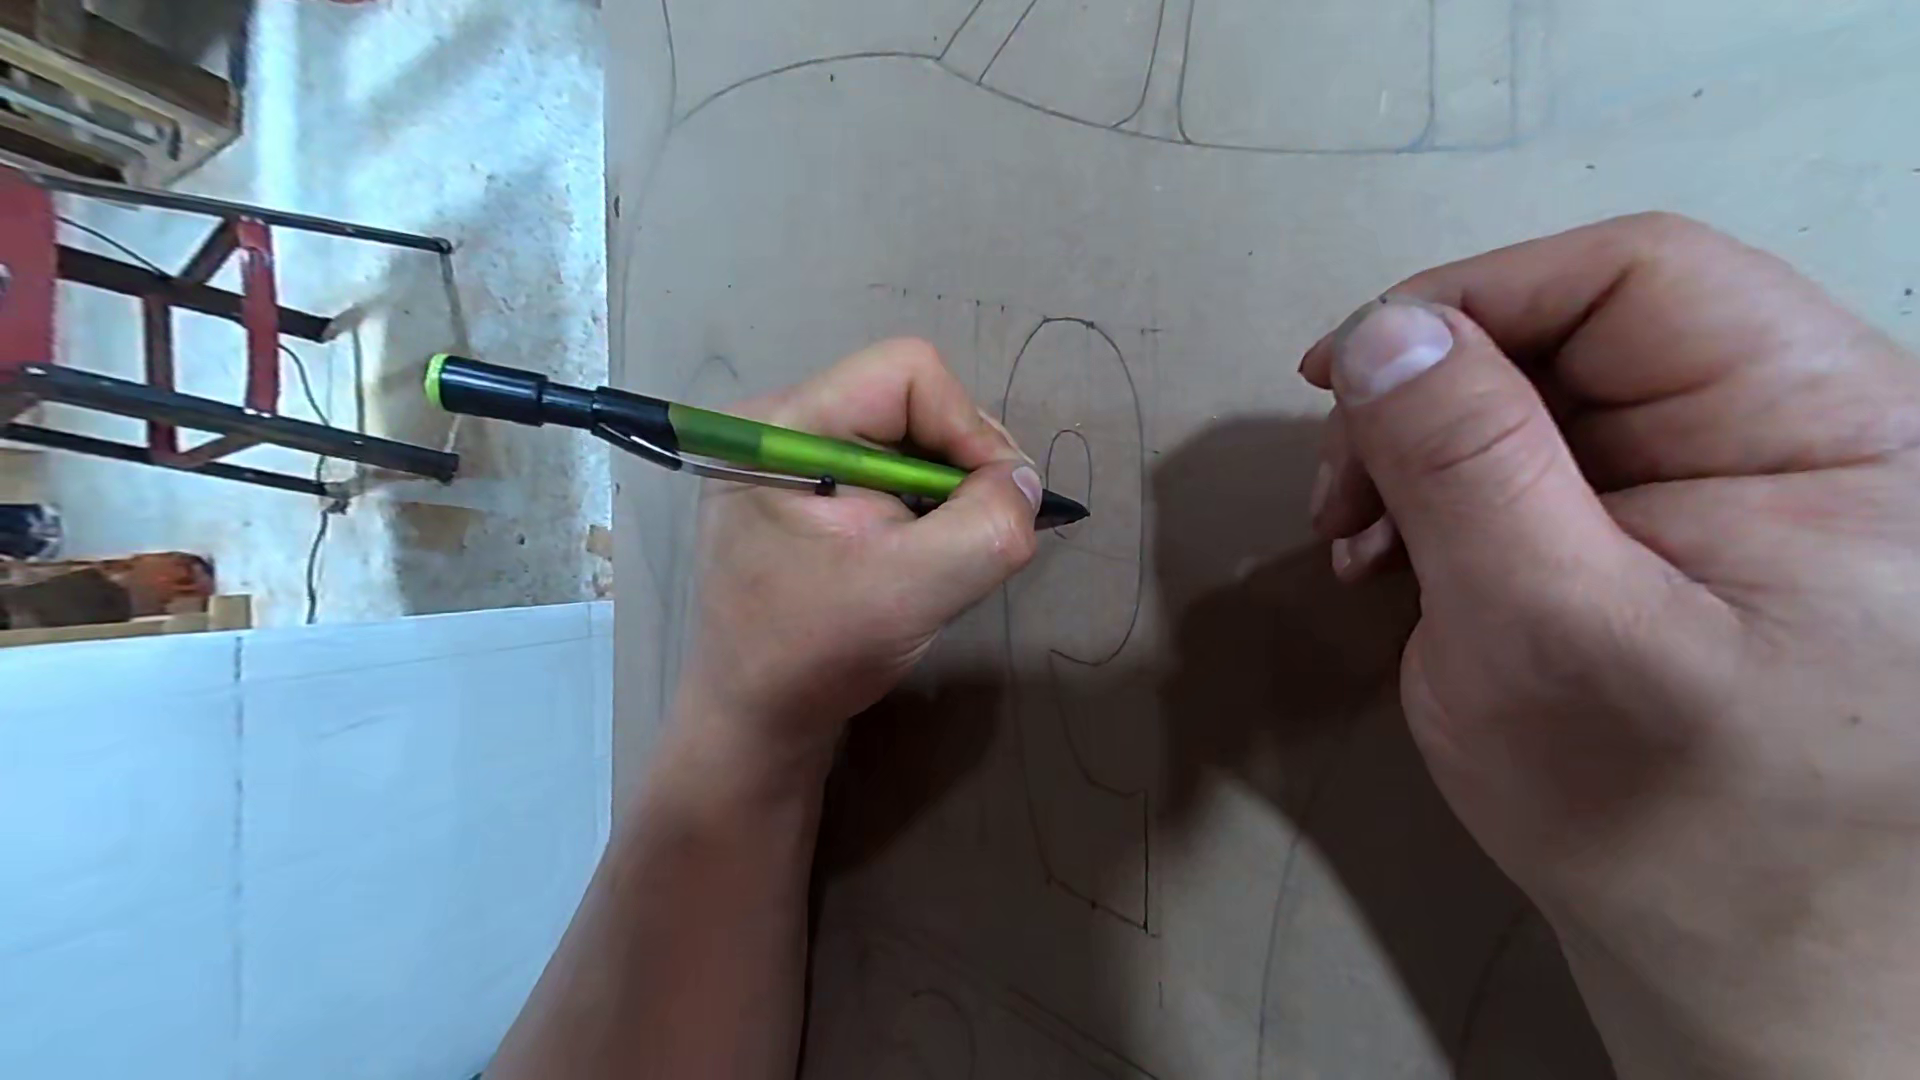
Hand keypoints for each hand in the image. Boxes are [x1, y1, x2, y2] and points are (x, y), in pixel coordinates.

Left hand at [671, 338, 1042, 784]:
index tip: (999, 499)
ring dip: (952, 491)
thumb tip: (1024, 482)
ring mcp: (800, 458)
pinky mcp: (815, 490)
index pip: (907, 373)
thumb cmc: (814, 656)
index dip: (969, 427)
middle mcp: (787, 425)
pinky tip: (926, 551)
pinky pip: (896, 469)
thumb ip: (986, 530)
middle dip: (966, 463)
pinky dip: (932, 506)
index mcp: (786, 427)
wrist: (758, 715)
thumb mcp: (911, 594)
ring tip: (948, 550)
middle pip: (914, 401)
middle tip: (986, 529)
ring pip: (912, 437)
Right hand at [1301, 214, 1919, 1077]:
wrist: (1707, 942)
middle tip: (1333, 496)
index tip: (1332, 374)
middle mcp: (1760, 430)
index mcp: (1817, 427)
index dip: (1461, 301)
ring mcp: (1676, 480)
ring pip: (1495, 402)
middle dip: (1406, 405)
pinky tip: (1378, 555)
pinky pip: (1486, 463)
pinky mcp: (1608, 523)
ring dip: (1394, 457)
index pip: (1625, 276)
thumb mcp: (1535, 622)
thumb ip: (1461, 463)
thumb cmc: (1648, 804)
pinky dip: (1407, 497)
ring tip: (1349, 540)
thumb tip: (1380, 332)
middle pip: (1543, 337)